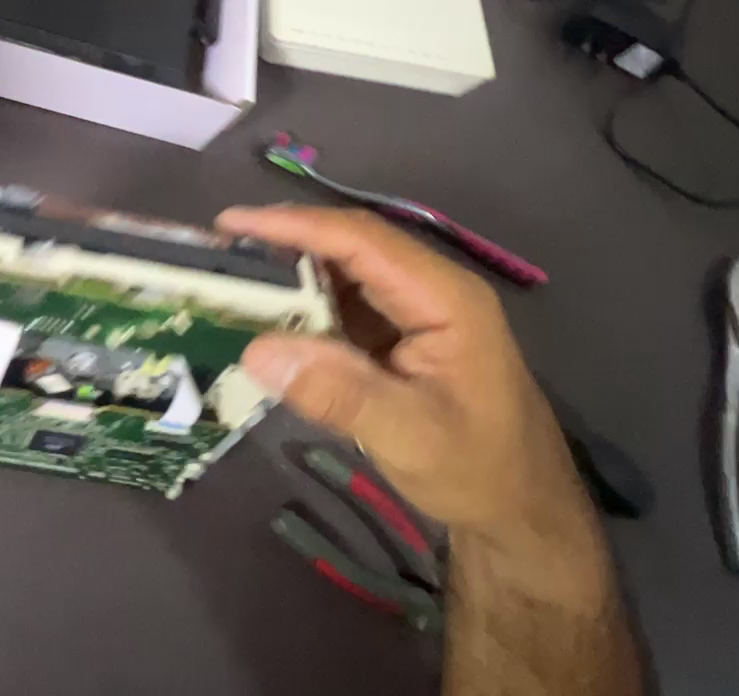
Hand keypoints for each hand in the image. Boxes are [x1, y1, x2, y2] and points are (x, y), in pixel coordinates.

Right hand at [220, 206, 593, 544]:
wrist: (522, 514)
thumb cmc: (479, 471)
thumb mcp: (411, 437)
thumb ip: (339, 393)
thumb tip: (256, 349)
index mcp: (443, 297)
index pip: (359, 240)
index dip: (293, 225)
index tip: (230, 225)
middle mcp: (428, 289)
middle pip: (347, 245)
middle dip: (281, 241)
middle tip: (216, 251)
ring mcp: (412, 309)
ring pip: (340, 270)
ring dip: (286, 270)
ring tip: (228, 277)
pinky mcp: (396, 333)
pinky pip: (340, 302)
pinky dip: (299, 303)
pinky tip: (264, 316)